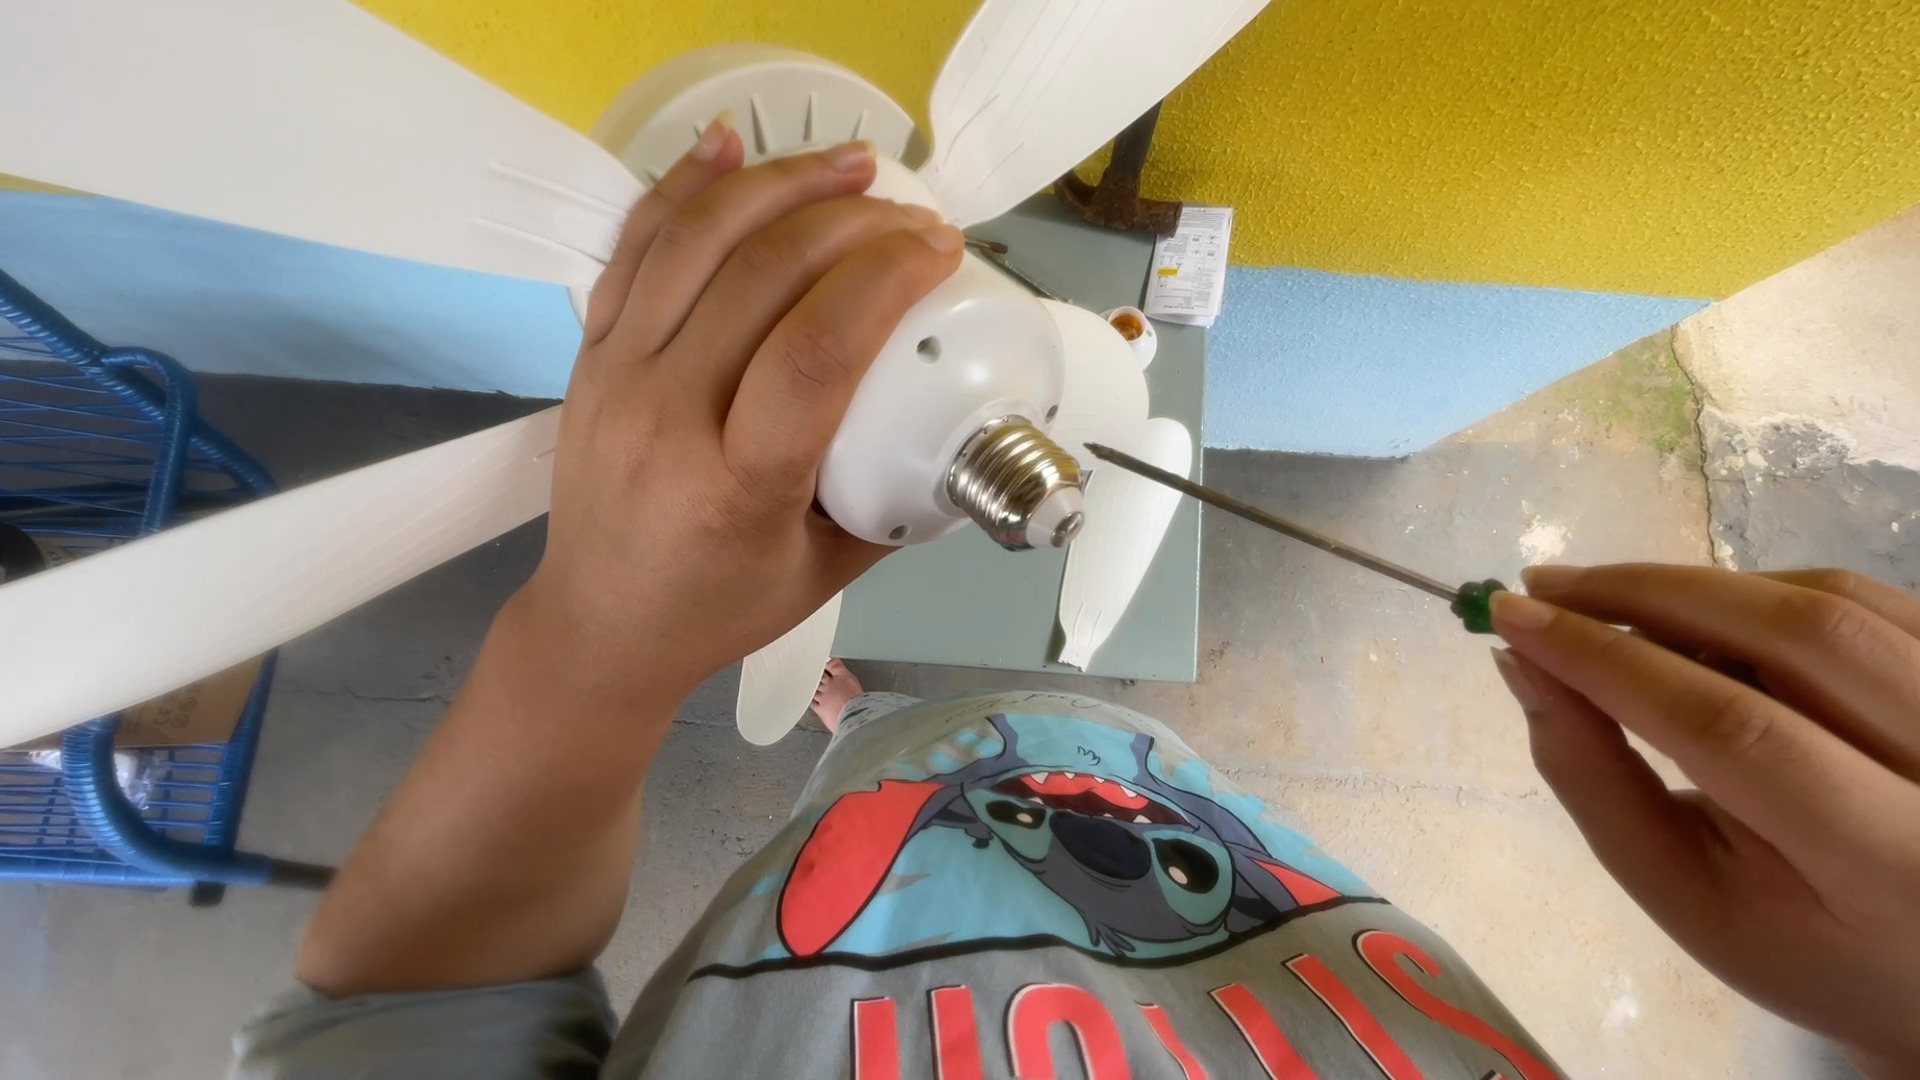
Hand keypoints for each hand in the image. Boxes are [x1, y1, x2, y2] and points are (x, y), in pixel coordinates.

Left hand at [519, 121, 962, 702]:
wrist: (602, 624)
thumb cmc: (721, 609)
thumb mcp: (829, 573)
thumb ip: (894, 499)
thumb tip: (946, 423)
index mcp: (738, 484)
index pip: (815, 352)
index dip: (884, 281)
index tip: (939, 254)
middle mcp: (669, 415)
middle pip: (763, 278)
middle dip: (852, 225)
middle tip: (912, 215)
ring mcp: (618, 374)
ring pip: (698, 242)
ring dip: (781, 184)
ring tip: (849, 164)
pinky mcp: (591, 354)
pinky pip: (635, 247)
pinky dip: (686, 185)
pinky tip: (733, 146)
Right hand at [1489, 565, 1919, 1075]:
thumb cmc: (1794, 941)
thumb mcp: (1671, 884)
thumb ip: (1587, 771)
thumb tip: (1518, 661)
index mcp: (1888, 861)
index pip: (1727, 727)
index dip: (1603, 657)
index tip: (1508, 614)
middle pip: (1796, 636)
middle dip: (1642, 594)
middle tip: (1542, 585)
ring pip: (1829, 602)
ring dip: (1689, 586)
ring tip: (1603, 602)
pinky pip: (1863, 598)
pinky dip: (1751, 589)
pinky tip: (1690, 615)